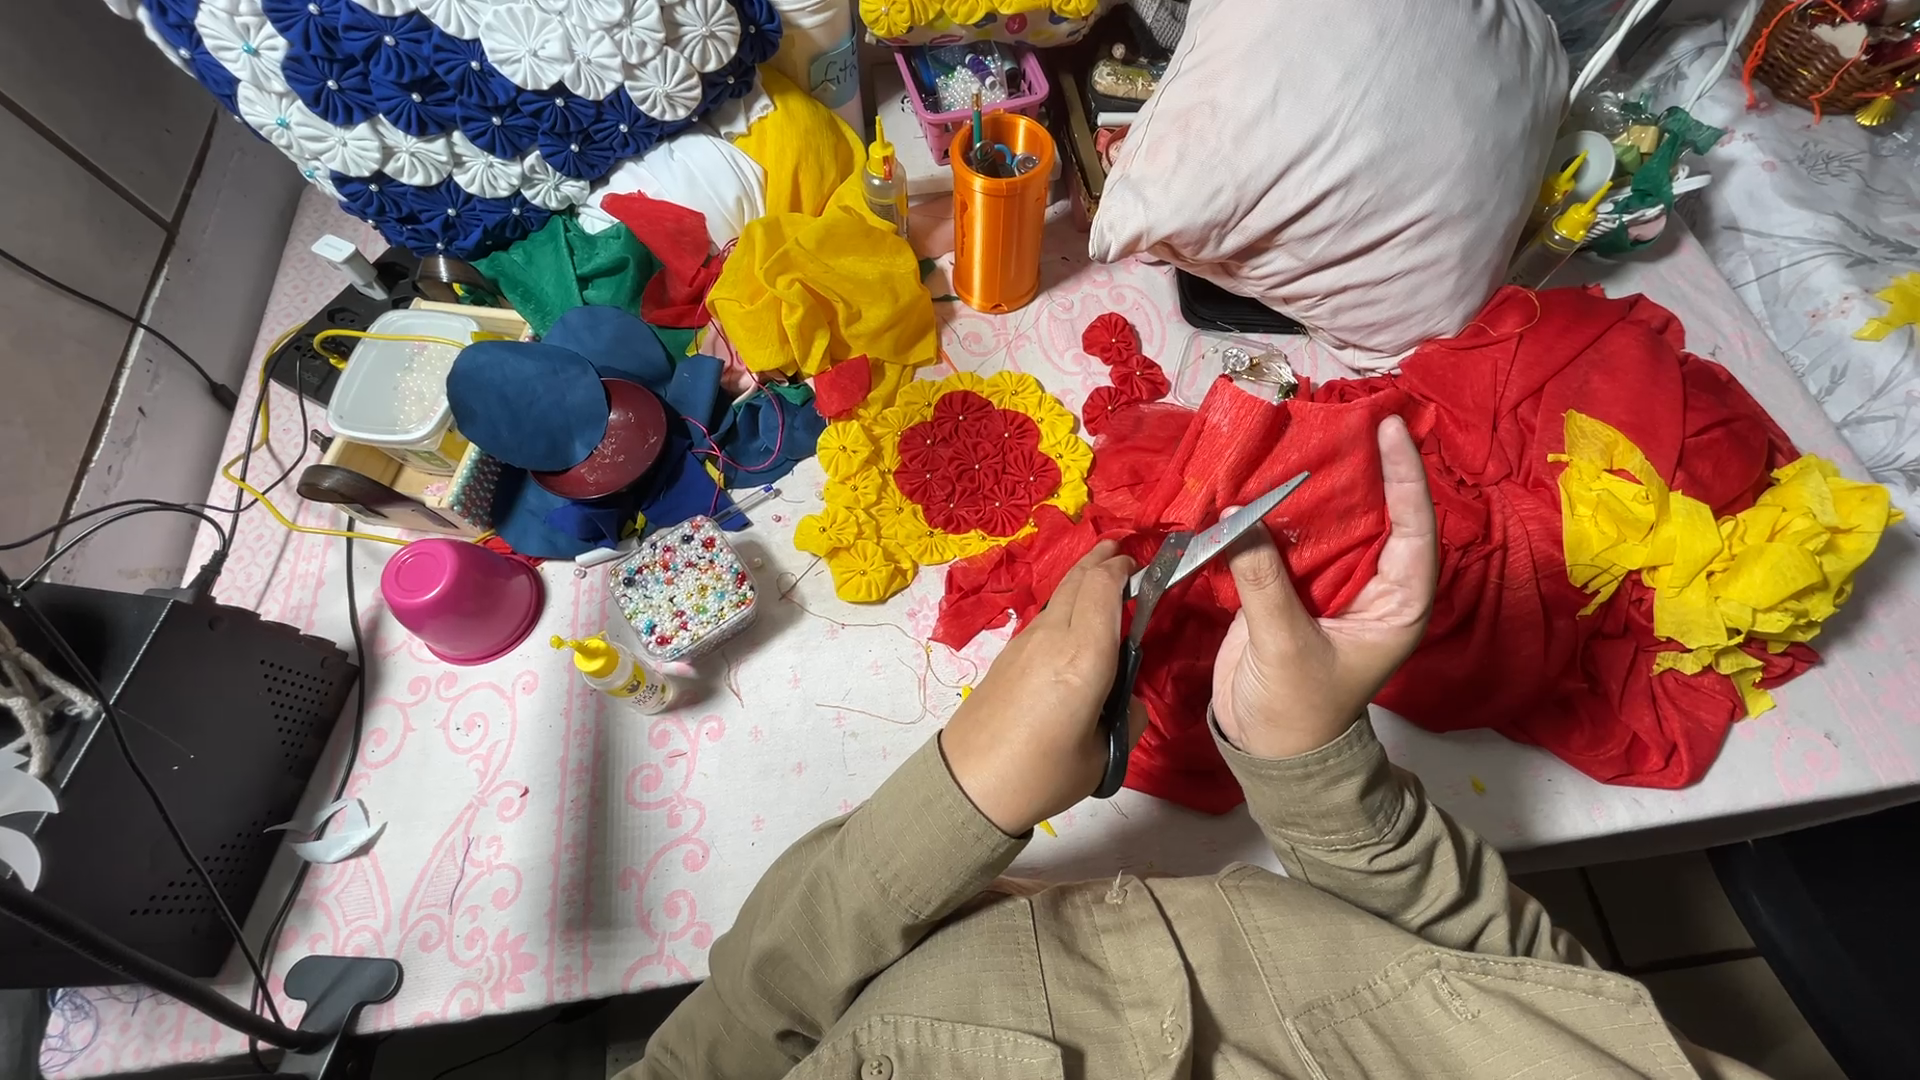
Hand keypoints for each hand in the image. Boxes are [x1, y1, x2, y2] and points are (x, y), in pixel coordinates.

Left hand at [941, 541, 1146, 834]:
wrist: (969, 784)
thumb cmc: (1041, 774)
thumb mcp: (1103, 755)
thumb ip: (1124, 717)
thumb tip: (1122, 698)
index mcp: (1083, 658)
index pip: (1103, 589)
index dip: (1123, 569)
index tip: (1141, 564)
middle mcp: (1053, 638)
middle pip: (1077, 580)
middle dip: (1101, 560)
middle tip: (1121, 551)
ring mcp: (1025, 643)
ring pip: (1058, 595)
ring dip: (1081, 579)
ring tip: (1100, 573)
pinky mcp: (1008, 654)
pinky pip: (1045, 616)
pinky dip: (1064, 602)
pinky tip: (1073, 617)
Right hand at [1213, 415, 1437, 758]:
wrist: (1264, 746)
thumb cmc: (1297, 708)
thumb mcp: (1288, 646)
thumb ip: (1265, 582)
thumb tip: (1237, 517)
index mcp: (1396, 606)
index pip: (1413, 531)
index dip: (1405, 479)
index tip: (1389, 431)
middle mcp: (1367, 590)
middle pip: (1370, 520)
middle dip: (1354, 475)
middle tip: (1335, 426)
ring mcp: (1325, 590)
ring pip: (1323, 530)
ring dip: (1303, 495)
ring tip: (1290, 448)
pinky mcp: (1286, 594)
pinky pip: (1280, 547)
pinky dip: (1264, 522)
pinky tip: (1248, 493)